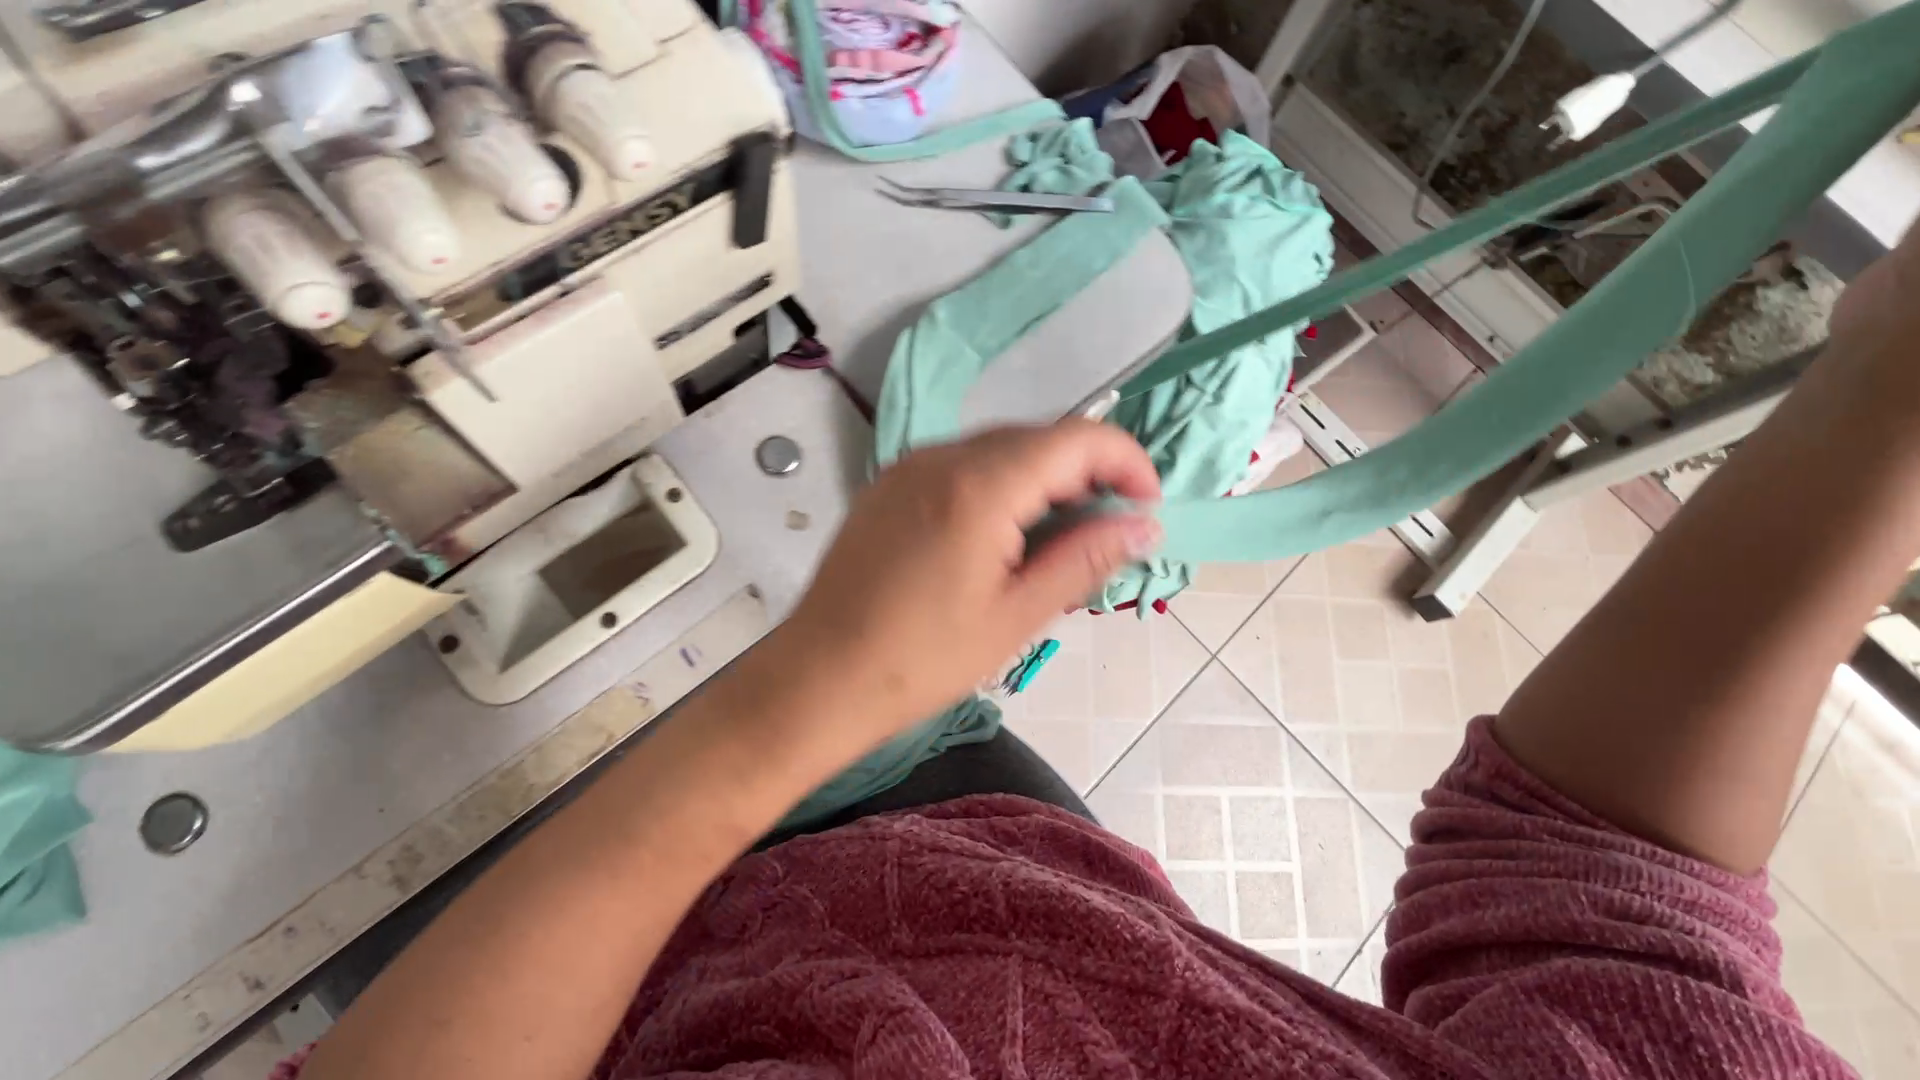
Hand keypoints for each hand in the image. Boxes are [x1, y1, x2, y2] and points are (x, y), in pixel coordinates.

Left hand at [775, 419, 1161, 746]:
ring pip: (999, 450)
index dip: (1126, 462)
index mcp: (979, 486)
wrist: (819, 677)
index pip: (1076, 439)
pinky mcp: (889, 486)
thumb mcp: (1016, 616)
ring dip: (1043, 481)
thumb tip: (1144, 525)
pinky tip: (1002, 537)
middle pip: (1037, 438)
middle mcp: (941, 458)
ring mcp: (909, 468)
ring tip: (1058, 541)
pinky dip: (1000, 486)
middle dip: (1086, 473)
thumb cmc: (921, 661)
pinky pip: (961, 467)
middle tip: (1105, 533)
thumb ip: (1084, 559)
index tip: (1146, 507)